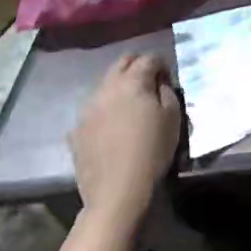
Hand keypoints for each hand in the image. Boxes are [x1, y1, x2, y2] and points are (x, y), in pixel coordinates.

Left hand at [70, 55, 182, 223]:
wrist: (116, 193)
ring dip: (119, 87)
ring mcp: (88, 108)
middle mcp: (106, 87)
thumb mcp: (173, 118)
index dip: (161, 64)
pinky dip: (105, 110)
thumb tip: (158, 84)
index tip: (168, 79)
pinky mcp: (77, 129)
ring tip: (130, 106)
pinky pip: (94, 109)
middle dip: (137, 66)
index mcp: (132, 81)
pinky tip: (112, 128)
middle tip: (150, 83)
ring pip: (105, 84)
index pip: (148, 58)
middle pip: (122, 62)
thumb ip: (167, 92)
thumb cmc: (152, 152)